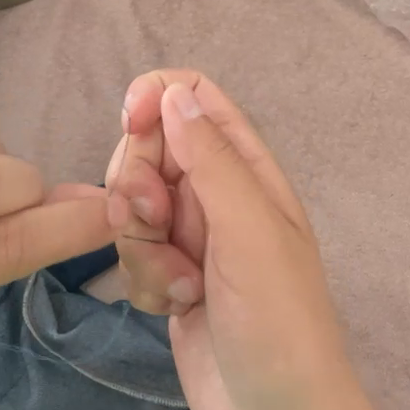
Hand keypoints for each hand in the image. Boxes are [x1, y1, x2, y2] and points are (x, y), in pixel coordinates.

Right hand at [105, 71, 371, 409]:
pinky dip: (145, 278)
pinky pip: (131, 251)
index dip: (157, 96)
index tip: (131, 123)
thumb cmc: (278, 317)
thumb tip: (173, 92)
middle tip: (156, 220)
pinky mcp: (166, 273)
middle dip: (139, 183)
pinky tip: (176, 305)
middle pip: (150, 147)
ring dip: (143, 243)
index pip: (194, 96)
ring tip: (178, 281)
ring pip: (133, 202)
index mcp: (244, 164)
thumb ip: (211, 158)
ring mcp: (189, 232)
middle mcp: (214, 189)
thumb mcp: (249, 231)